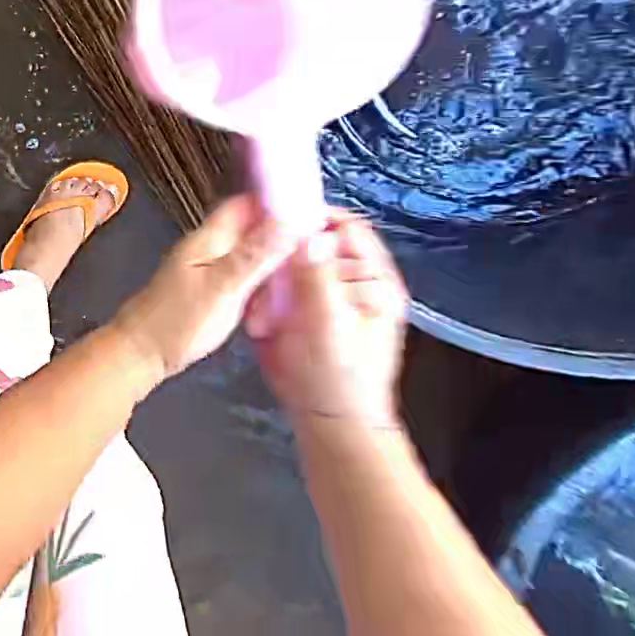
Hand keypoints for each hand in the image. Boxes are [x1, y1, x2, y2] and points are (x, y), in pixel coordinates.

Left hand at [110, 196, 299, 379]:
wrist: (142, 352)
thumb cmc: (179, 320)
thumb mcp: (222, 287)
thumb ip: (254, 255)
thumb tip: (289, 221)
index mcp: (207, 239)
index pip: (242, 205)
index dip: (274, 201)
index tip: (311, 209)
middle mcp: (207, 247)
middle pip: (248, 227)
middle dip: (280, 231)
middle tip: (319, 243)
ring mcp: (207, 268)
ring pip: (247, 252)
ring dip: (273, 257)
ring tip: (308, 267)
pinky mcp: (210, 289)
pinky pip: (242, 273)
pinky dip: (262, 278)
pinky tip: (281, 292)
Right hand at [247, 209, 408, 429]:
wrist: (325, 418)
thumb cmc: (337, 378)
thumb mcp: (329, 325)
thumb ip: (319, 278)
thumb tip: (308, 234)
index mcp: (372, 281)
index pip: (346, 227)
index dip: (314, 217)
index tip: (280, 218)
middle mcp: (350, 281)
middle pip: (314, 240)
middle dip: (286, 250)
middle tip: (267, 263)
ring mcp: (324, 293)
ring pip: (291, 261)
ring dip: (273, 272)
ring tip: (265, 296)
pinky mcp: (301, 307)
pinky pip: (278, 282)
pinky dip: (266, 290)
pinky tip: (262, 309)